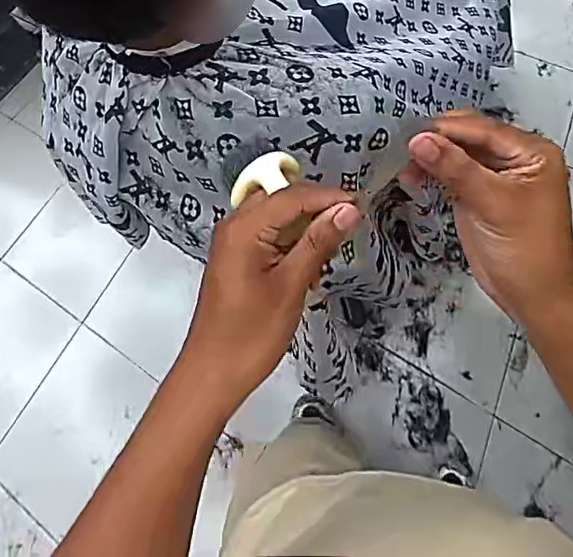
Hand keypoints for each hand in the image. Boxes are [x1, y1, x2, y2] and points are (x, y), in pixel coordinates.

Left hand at [180, 183, 360, 399]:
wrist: (212, 377)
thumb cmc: (248, 337)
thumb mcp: (291, 285)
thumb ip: (319, 241)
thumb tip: (348, 210)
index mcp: (244, 229)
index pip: (294, 196)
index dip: (329, 197)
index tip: (359, 205)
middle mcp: (235, 226)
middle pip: (285, 197)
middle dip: (318, 206)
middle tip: (349, 222)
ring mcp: (235, 240)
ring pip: (279, 213)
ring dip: (307, 222)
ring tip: (333, 244)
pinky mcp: (238, 255)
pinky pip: (271, 230)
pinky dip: (293, 237)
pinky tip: (311, 259)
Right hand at [404, 111, 572, 322]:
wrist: (535, 298)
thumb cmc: (529, 253)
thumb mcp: (491, 203)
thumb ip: (454, 168)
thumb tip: (422, 140)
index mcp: (534, 152)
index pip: (484, 129)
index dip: (447, 129)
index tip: (413, 133)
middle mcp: (519, 157)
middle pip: (471, 136)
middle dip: (438, 139)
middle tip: (405, 146)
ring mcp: (500, 174)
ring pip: (460, 152)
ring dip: (434, 156)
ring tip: (406, 166)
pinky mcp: (483, 192)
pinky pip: (456, 171)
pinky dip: (436, 171)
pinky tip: (416, 175)